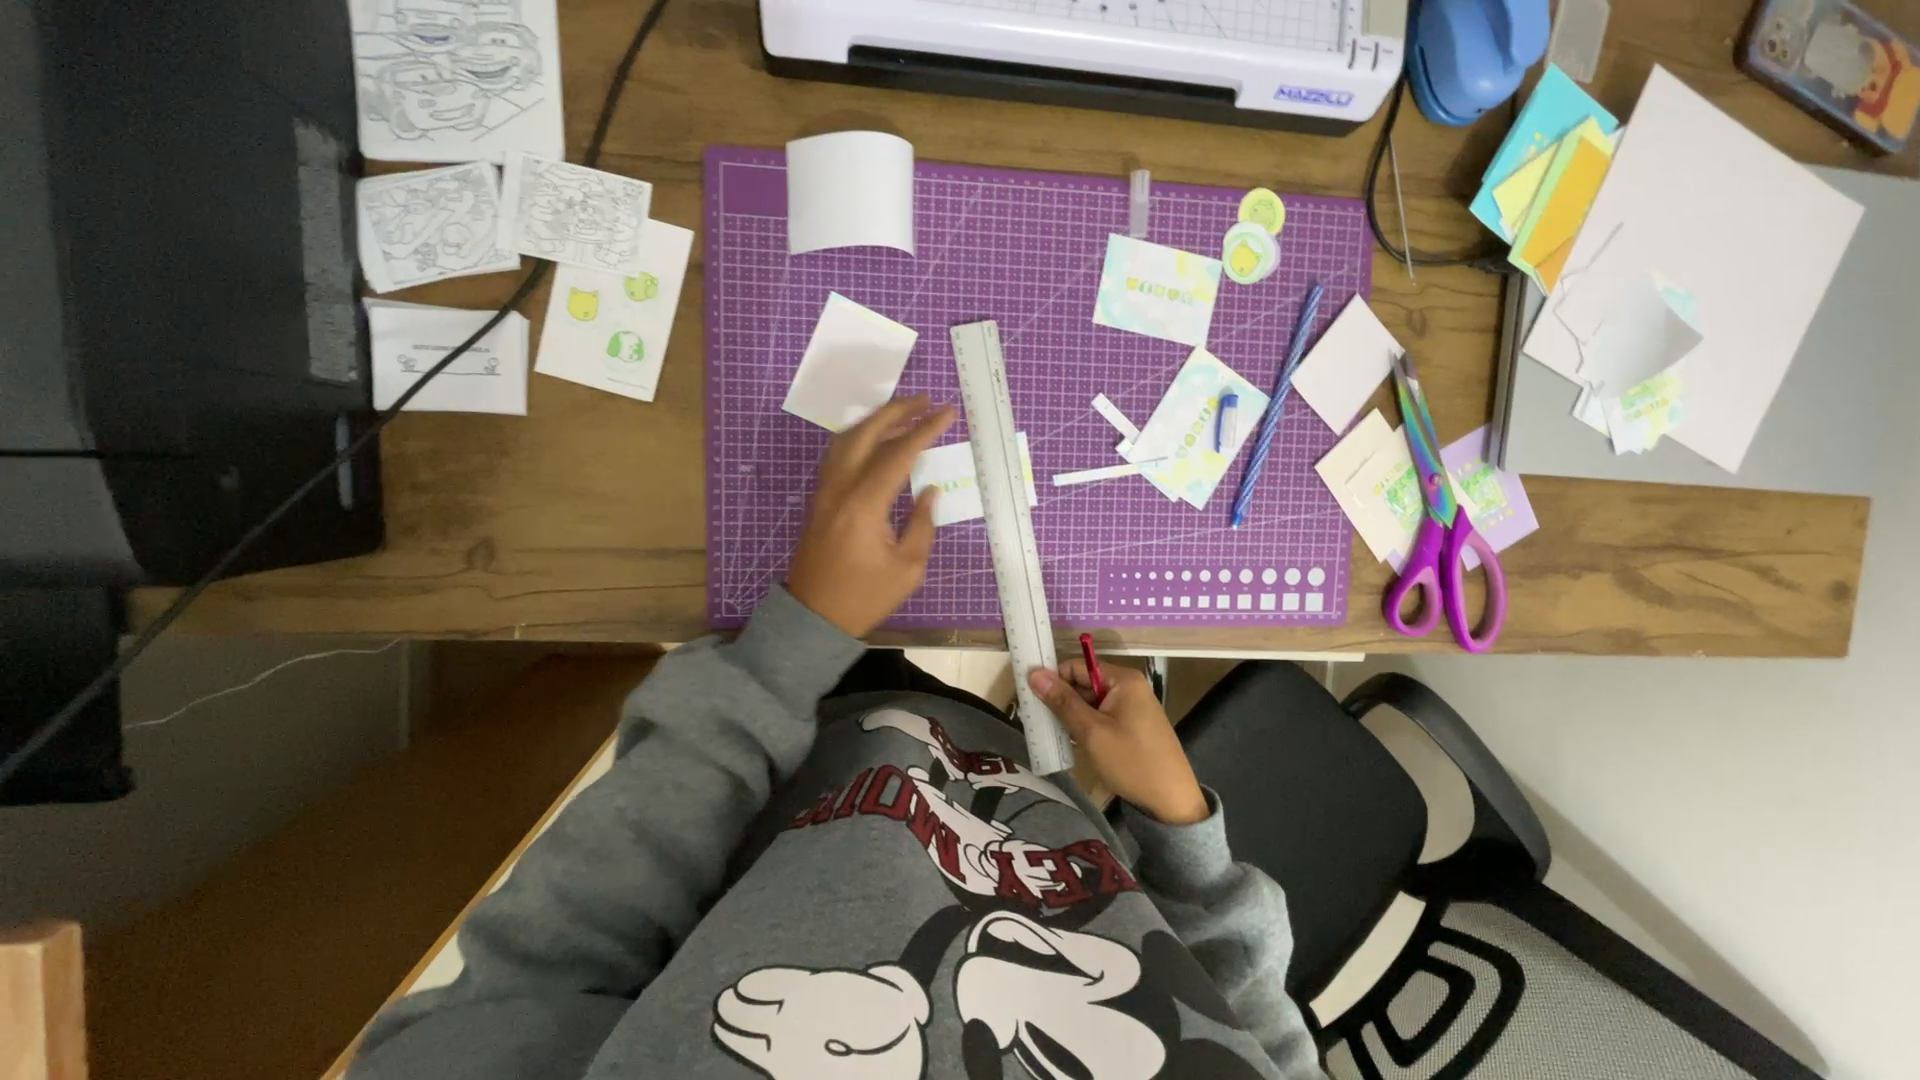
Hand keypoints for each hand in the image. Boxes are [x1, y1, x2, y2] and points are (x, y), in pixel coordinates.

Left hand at [787, 396, 955, 637]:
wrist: (814, 618)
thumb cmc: (864, 598)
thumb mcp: (907, 568)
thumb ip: (922, 524)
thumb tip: (929, 490)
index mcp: (864, 505)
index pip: (898, 454)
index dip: (925, 430)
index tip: (948, 412)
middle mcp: (840, 488)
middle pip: (867, 434)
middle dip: (897, 412)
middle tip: (926, 400)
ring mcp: (825, 492)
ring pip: (847, 440)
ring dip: (876, 421)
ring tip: (905, 414)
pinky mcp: (820, 500)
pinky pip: (838, 456)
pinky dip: (860, 438)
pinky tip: (877, 441)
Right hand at [1028, 661, 1209, 824]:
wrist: (1171, 801)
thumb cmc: (1131, 762)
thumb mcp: (1091, 732)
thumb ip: (1062, 701)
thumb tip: (1033, 672)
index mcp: (1123, 680)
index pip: (1077, 667)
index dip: (1053, 679)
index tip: (1029, 697)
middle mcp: (1129, 687)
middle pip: (1083, 683)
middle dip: (1060, 700)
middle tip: (1035, 719)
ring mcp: (1132, 707)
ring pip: (1090, 703)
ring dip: (1071, 715)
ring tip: (1048, 732)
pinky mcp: (1132, 726)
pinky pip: (1101, 717)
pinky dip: (1085, 726)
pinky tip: (1070, 741)